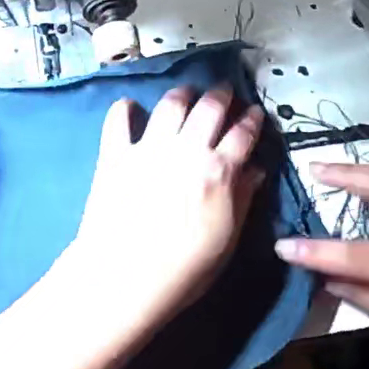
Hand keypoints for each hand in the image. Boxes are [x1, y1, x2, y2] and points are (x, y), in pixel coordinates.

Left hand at [65, 85, 266, 322]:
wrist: (124, 276)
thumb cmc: (184, 269)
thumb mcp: (226, 239)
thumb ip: (242, 199)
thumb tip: (254, 170)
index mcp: (219, 171)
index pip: (243, 133)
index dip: (252, 119)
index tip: (254, 113)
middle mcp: (185, 150)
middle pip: (209, 108)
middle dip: (221, 95)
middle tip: (224, 92)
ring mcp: (147, 148)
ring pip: (169, 105)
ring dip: (182, 95)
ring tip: (186, 94)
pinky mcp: (114, 155)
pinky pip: (118, 120)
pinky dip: (124, 109)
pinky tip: (129, 106)